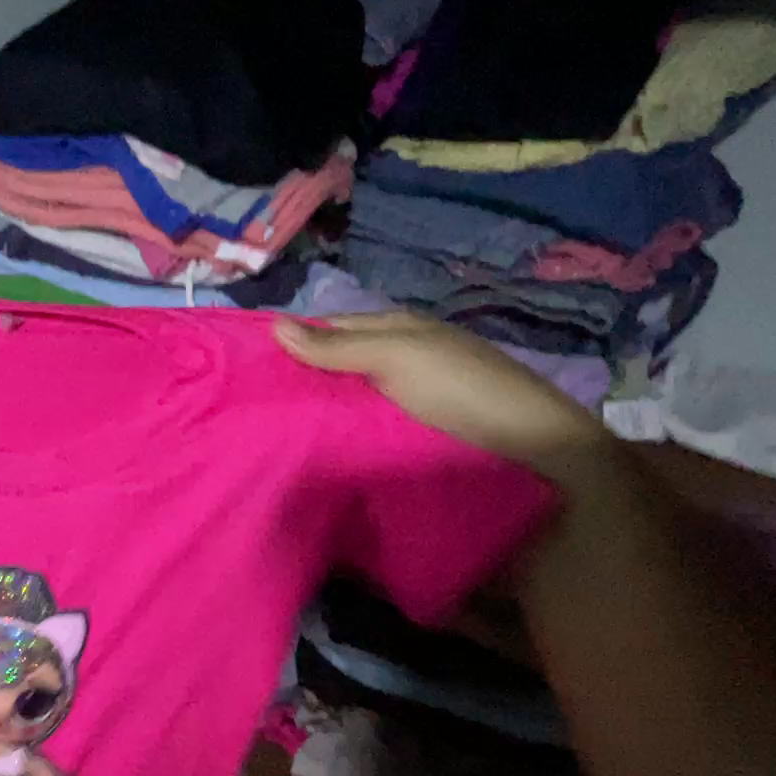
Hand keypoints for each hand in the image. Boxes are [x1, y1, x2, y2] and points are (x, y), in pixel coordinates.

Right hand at [273, 312, 615, 485]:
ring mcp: (401, 400)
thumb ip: (336, 346)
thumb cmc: (463, 389)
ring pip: (341, 399)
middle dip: (294, 380)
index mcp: (395, 331)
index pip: (326, 330)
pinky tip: (304, 446)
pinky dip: (331, 434)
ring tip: (261, 429)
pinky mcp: (406, 435)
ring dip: (309, 412)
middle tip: (243, 405)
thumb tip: (272, 326)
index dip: (289, 343)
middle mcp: (396, 360)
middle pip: (332, 366)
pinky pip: (357, 428)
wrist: (532, 450)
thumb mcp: (397, 357)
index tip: (242, 367)